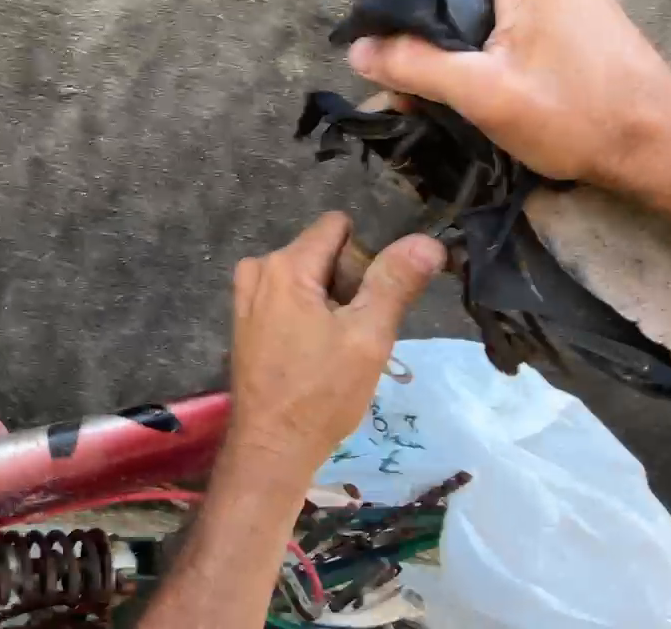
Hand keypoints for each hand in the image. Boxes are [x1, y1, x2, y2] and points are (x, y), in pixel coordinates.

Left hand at [228, 214, 442, 474]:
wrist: (272, 443)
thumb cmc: (322, 392)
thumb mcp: (368, 336)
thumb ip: (394, 283)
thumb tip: (427, 241)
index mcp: (285, 265)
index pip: (336, 227)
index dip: (364, 256)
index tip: (374, 296)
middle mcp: (257, 268)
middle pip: (320, 253)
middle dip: (346, 283)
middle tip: (357, 330)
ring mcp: (245, 293)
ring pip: (305, 277)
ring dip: (328, 303)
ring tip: (337, 346)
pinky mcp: (243, 317)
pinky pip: (286, 297)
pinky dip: (307, 315)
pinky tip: (315, 352)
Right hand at [346, 0, 670, 189]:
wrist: (662, 147)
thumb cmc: (578, 116)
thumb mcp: (482, 94)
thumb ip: (412, 65)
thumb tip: (356, 49)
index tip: (383, 28)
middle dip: (408, 17)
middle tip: (402, 72)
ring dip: (432, 37)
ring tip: (428, 90)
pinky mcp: (555, 5)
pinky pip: (485, 8)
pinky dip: (461, 41)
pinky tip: (461, 83)